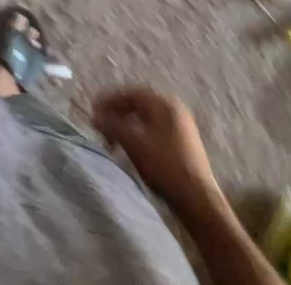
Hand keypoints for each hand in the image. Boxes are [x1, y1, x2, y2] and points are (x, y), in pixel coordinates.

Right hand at [92, 86, 219, 209]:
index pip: (131, 93)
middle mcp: (174, 108)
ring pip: (146, 118)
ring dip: (126, 124)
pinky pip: (154, 128)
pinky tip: (130, 147)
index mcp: (163, 103)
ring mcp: (180, 125)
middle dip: (117, 113)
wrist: (197, 197)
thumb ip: (112, 126)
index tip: (92, 109)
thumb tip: (94, 116)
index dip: (109, 99)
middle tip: (101, 124)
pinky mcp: (183, 141)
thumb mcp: (133, 144)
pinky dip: (138, 133)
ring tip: (112, 139)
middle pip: (139, 104)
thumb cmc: (164, 166)